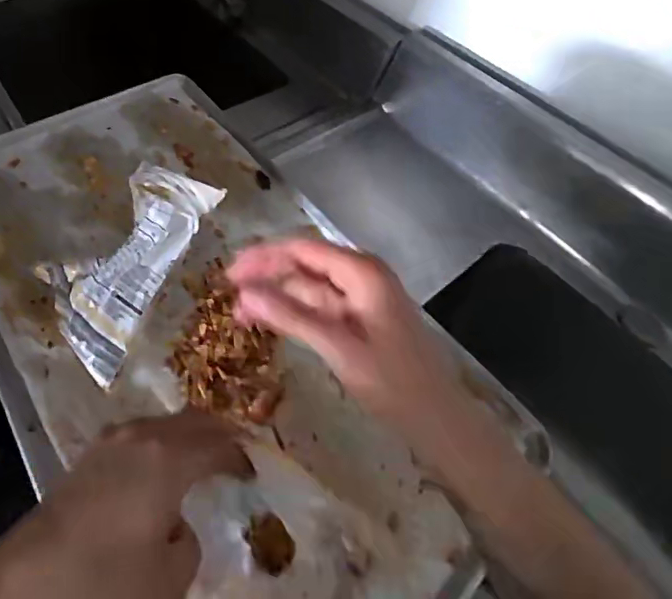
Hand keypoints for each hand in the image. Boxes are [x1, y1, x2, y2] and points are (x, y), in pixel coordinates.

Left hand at [0, 411, 250, 598]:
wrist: (27, 579)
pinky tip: (161, 464)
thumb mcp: (167, 578)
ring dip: (186, 433)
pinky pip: (139, 435)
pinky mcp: (90, 455)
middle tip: (238, 445)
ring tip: (203, 451)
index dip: (239, 454)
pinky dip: (161, 442)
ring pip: (162, 423)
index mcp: (168, 457)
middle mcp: (142, 435)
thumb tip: (178, 525)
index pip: (217, 444)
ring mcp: (112, 440)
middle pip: (190, 420)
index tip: (254, 467)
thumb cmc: (106, 577)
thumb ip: (187, 544)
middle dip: (217, 430)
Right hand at [225, 238, 462, 441]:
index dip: (263, 257)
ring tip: (241, 313)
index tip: (229, 272)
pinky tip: (270, 321)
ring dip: (276, 295)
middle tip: (229, 291)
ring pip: (309, 285)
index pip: (302, 249)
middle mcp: (361, 274)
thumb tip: (245, 293)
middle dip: (266, 275)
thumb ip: (292, 317)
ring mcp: (361, 296)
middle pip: (304, 263)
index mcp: (361, 271)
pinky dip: (294, 311)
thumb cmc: (395, 383)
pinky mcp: (360, 317)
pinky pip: (320, 304)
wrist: (441, 421)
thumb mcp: (339, 348)